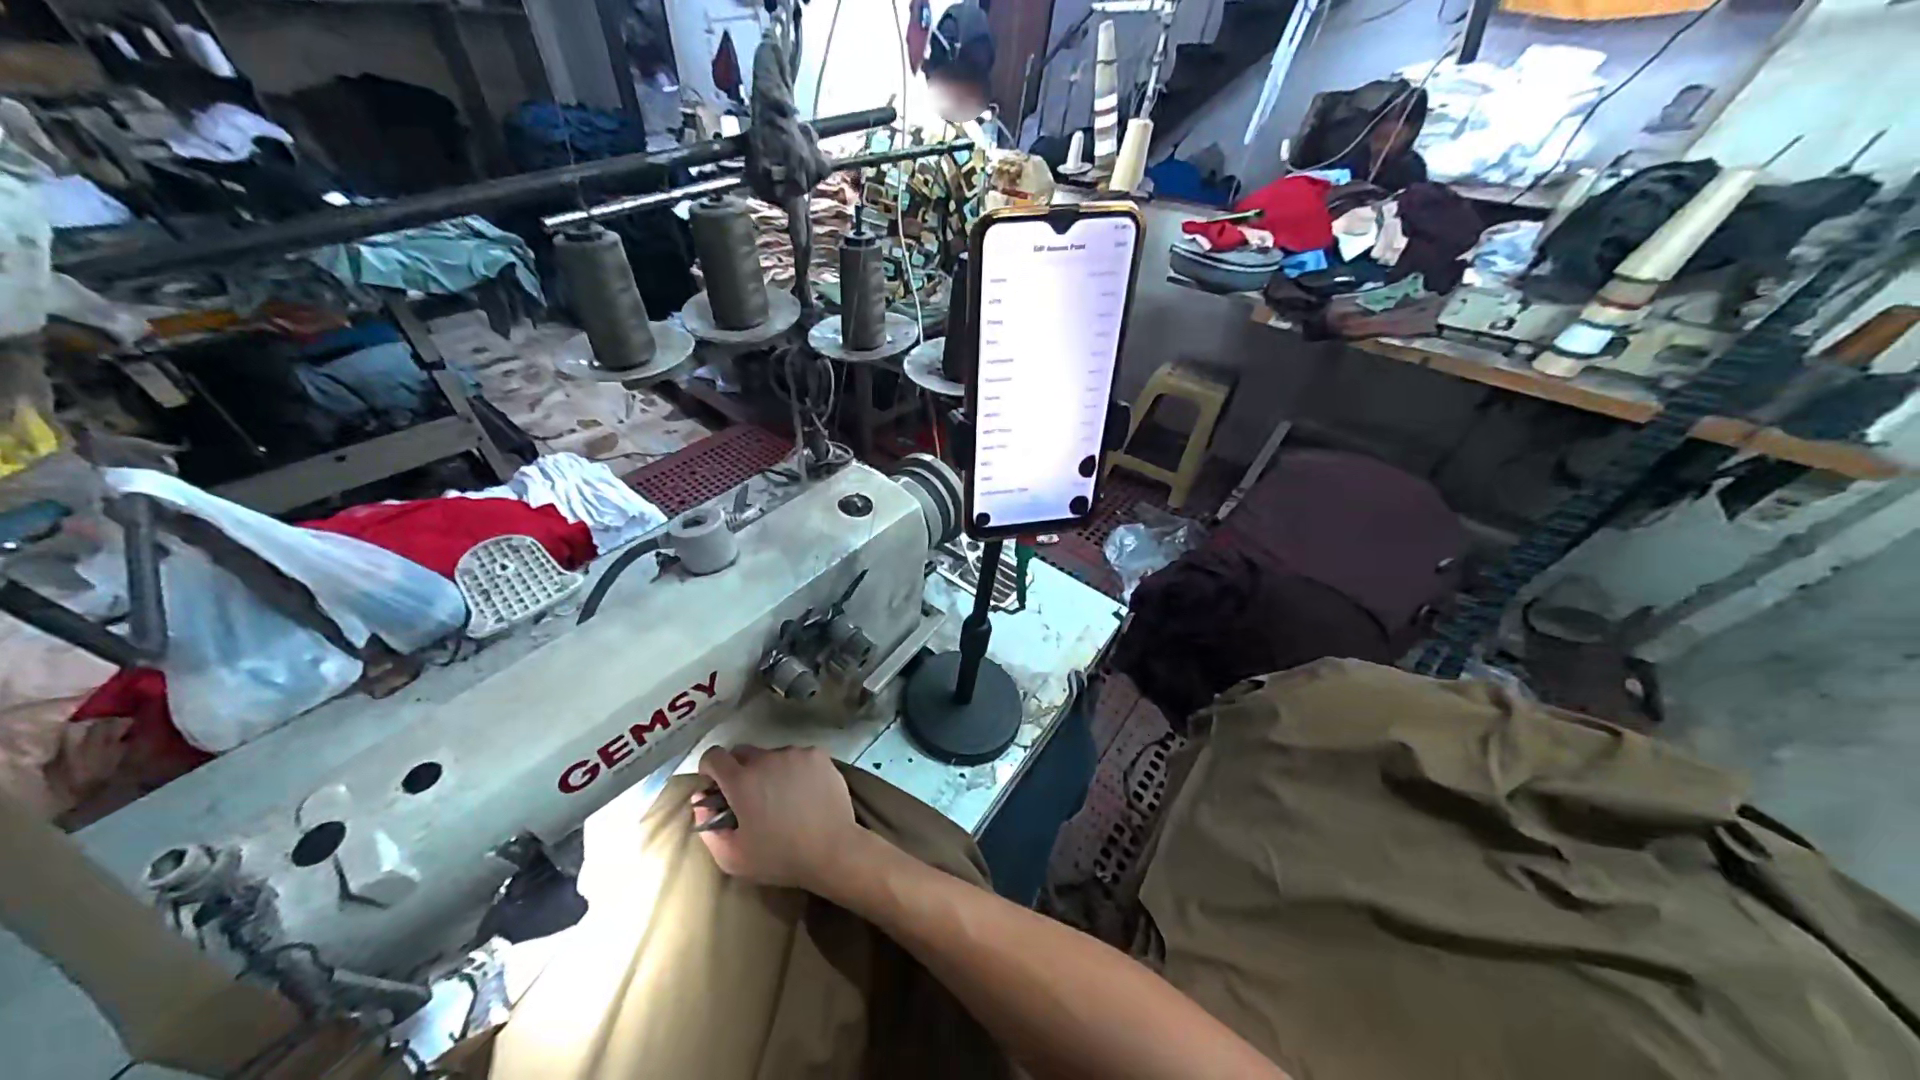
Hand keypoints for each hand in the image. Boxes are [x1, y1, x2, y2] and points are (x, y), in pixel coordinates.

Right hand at [692, 744, 865, 892]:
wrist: (833, 850)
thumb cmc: (780, 857)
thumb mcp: (732, 857)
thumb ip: (708, 827)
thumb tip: (702, 802)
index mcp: (742, 781)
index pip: (714, 756)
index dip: (711, 769)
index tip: (717, 786)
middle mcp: (767, 759)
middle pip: (743, 753)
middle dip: (740, 770)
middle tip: (751, 796)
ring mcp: (795, 754)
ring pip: (772, 755)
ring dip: (770, 769)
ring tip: (783, 796)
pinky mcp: (819, 755)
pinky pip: (798, 756)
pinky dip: (795, 769)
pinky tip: (804, 791)